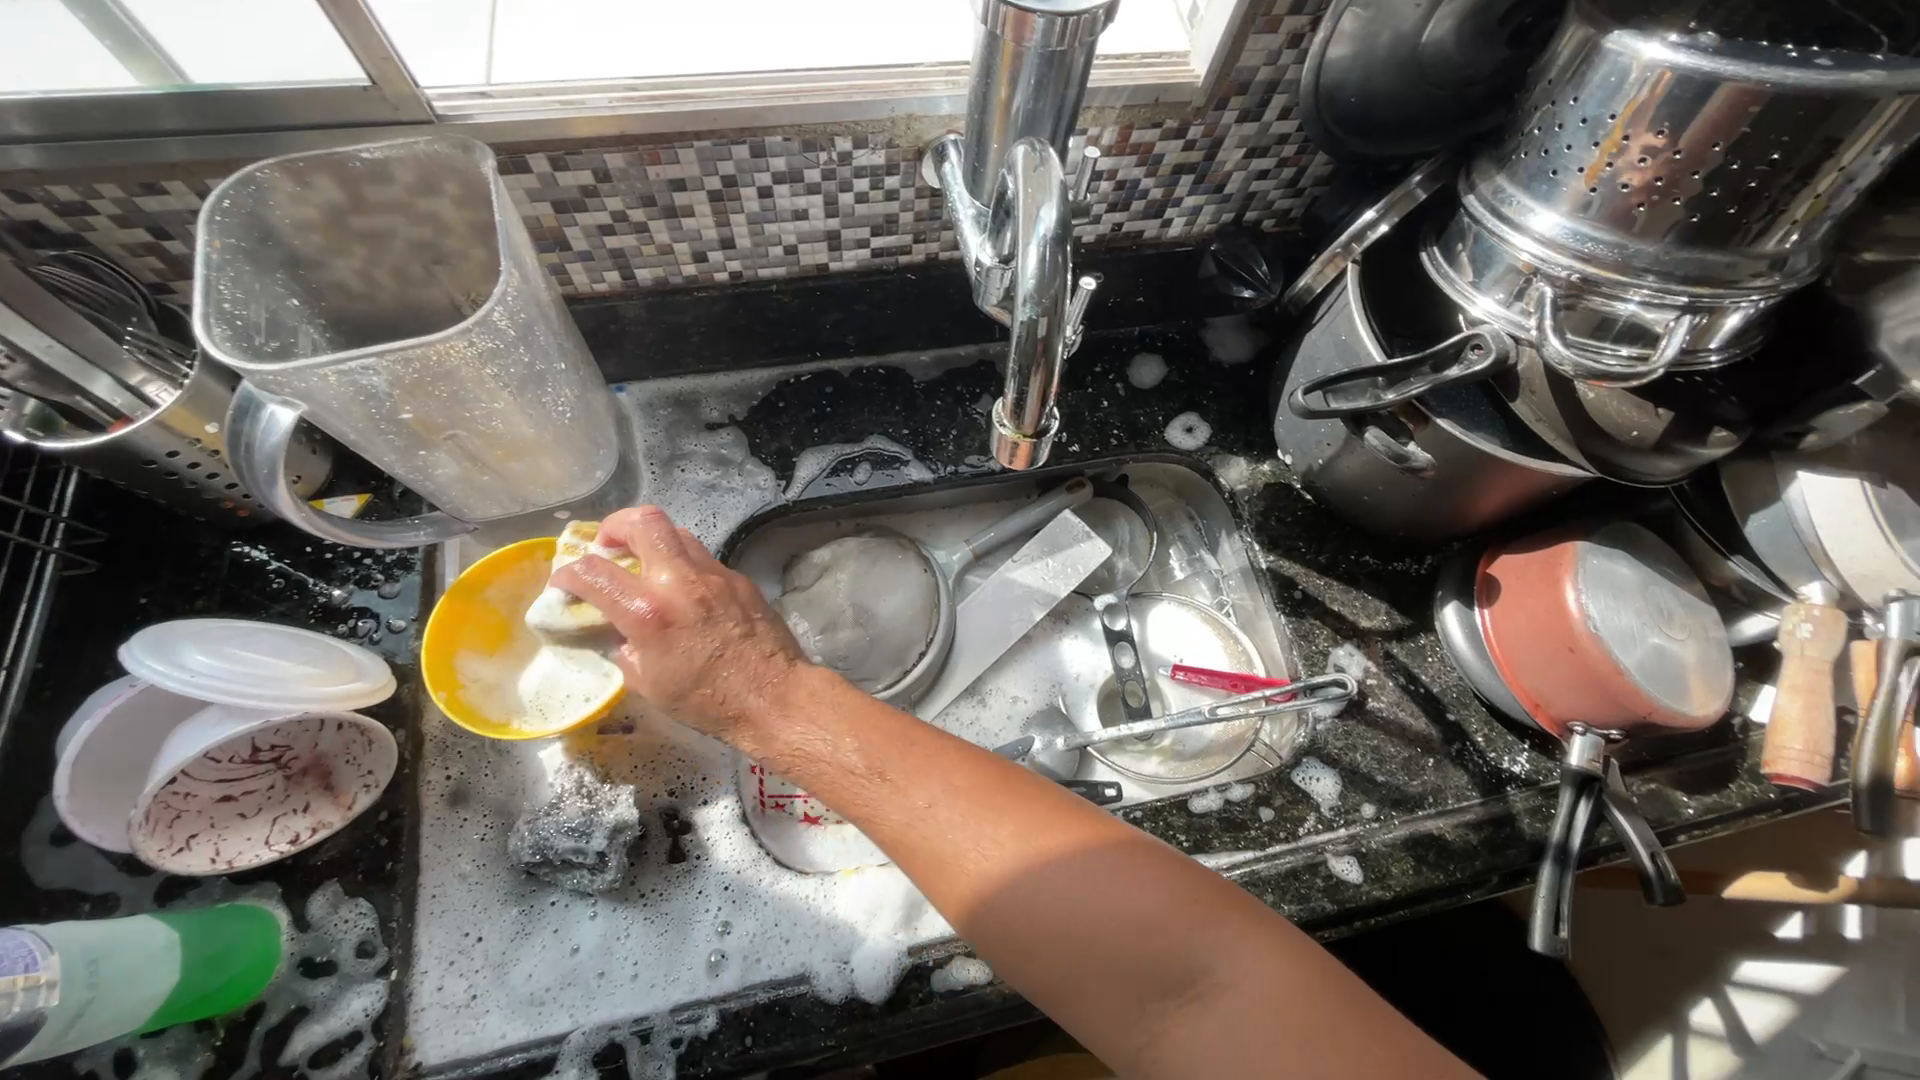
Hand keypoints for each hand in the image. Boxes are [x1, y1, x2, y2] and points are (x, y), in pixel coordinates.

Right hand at [551, 506, 810, 744]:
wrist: (773, 696)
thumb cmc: (707, 701)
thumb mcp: (647, 683)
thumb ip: (625, 648)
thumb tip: (619, 632)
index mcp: (649, 612)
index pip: (593, 571)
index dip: (568, 573)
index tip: (564, 582)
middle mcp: (681, 581)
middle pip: (644, 521)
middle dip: (616, 525)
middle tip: (609, 546)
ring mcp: (715, 575)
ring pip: (678, 534)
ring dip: (654, 543)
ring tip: (647, 567)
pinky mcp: (740, 579)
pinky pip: (705, 560)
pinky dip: (686, 567)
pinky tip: (688, 594)